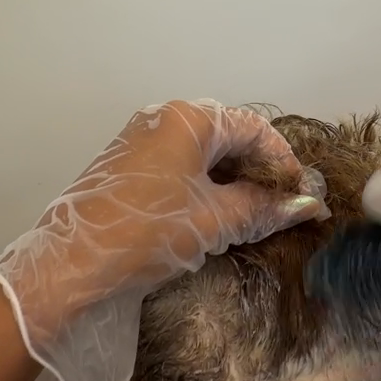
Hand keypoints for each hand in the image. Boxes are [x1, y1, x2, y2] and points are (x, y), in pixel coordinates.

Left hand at [0, 100, 326, 380]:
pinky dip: (203, 183)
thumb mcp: (214, 221)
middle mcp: (163, 117)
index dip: (283, 159)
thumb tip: (310, 205)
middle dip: (257, 170)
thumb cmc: (148, 232)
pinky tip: (214, 213)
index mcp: (187, 118)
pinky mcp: (127, 162)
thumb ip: (263, 208)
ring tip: (252, 214)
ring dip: (231, 179)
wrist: (70, 263)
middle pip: (227, 135)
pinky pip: (178, 163)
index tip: (300, 194)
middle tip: (280, 206)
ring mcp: (140, 138)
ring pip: (202, 151)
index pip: (252, 127)